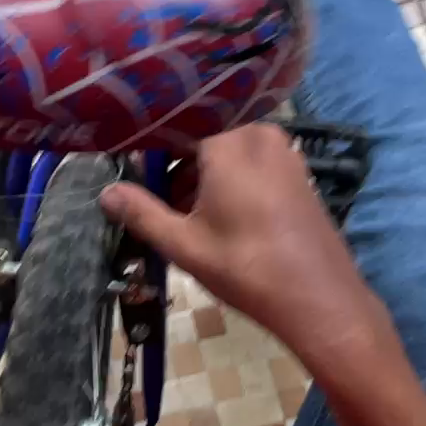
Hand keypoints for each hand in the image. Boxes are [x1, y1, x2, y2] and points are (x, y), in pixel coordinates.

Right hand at [99, 124, 390, 372]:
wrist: (320, 300)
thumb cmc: (247, 268)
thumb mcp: (185, 244)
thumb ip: (142, 213)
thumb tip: (105, 193)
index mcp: (229, 141)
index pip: (175, 125)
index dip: (148, 147)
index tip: (130, 168)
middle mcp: (259, 134)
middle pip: (202, 139)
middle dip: (176, 168)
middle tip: (157, 203)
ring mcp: (284, 152)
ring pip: (226, 153)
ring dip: (201, 178)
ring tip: (185, 218)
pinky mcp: (297, 173)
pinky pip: (250, 164)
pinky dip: (228, 182)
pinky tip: (219, 219)